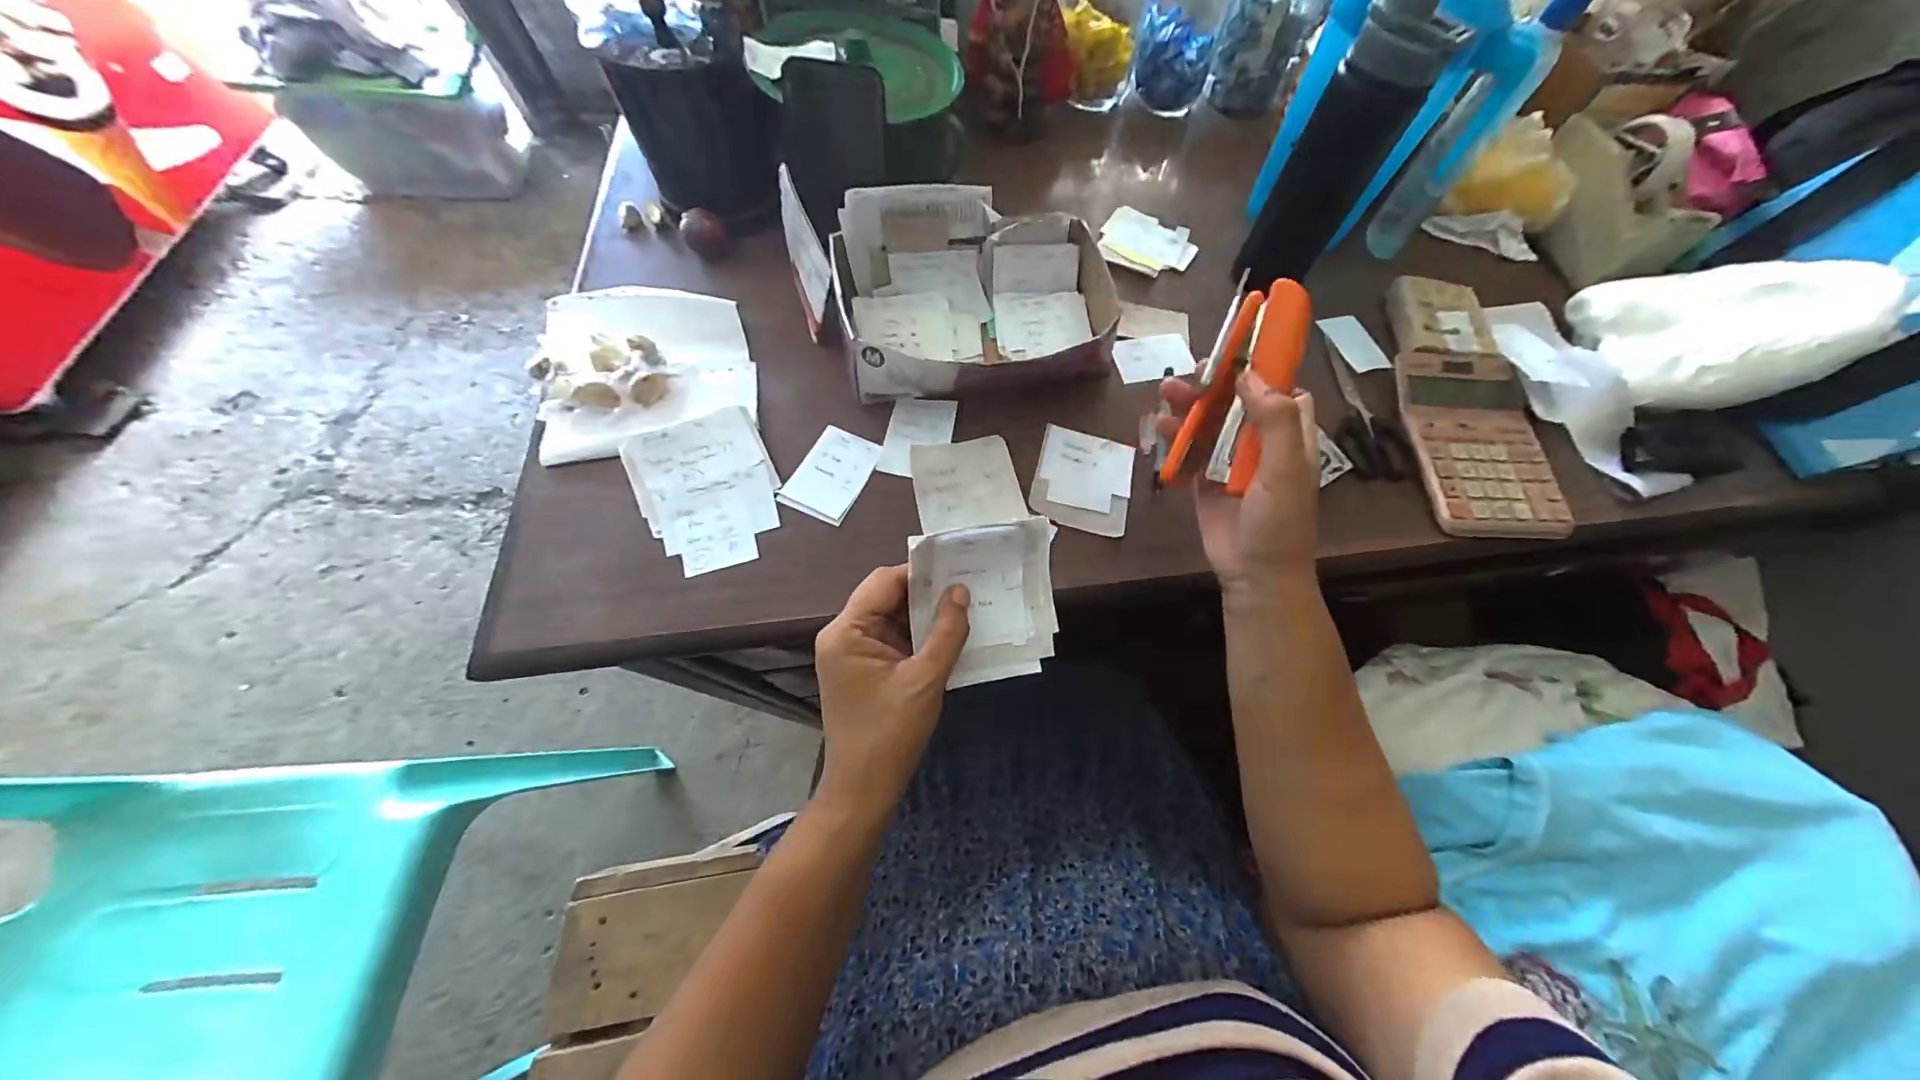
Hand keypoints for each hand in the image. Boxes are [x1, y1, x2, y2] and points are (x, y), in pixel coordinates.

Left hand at [812, 565, 969, 819]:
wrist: (864, 786)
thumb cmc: (891, 733)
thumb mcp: (925, 680)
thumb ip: (946, 632)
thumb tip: (960, 591)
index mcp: (846, 632)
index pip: (883, 582)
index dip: (918, 571)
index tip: (956, 565)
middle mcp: (842, 635)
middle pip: (885, 597)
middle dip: (924, 591)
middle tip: (966, 582)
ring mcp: (851, 653)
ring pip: (891, 618)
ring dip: (923, 614)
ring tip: (964, 603)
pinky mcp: (864, 669)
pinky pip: (892, 639)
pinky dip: (917, 635)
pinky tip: (948, 632)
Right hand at [1157, 371, 1320, 596]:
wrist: (1254, 573)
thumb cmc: (1279, 523)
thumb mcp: (1285, 470)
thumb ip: (1275, 422)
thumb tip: (1249, 376)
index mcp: (1289, 436)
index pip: (1280, 389)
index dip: (1262, 368)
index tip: (1236, 349)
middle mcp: (1260, 442)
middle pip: (1236, 401)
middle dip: (1213, 384)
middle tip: (1191, 373)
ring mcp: (1230, 461)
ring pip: (1209, 422)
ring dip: (1188, 406)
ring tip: (1165, 394)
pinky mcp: (1204, 480)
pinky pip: (1189, 450)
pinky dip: (1175, 436)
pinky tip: (1160, 426)